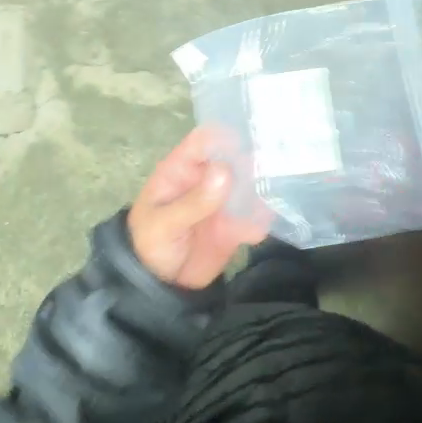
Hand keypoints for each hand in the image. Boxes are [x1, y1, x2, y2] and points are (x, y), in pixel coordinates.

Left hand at [127, 127, 266, 289]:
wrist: (158, 285)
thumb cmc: (149, 242)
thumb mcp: (164, 223)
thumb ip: (194, 201)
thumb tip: (225, 170)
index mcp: (183, 168)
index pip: (204, 141)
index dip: (224, 137)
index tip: (248, 144)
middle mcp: (207, 179)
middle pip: (234, 159)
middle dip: (253, 162)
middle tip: (272, 170)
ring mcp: (223, 201)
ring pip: (250, 185)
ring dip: (263, 190)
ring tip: (270, 200)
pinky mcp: (236, 224)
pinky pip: (255, 216)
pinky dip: (262, 219)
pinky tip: (257, 230)